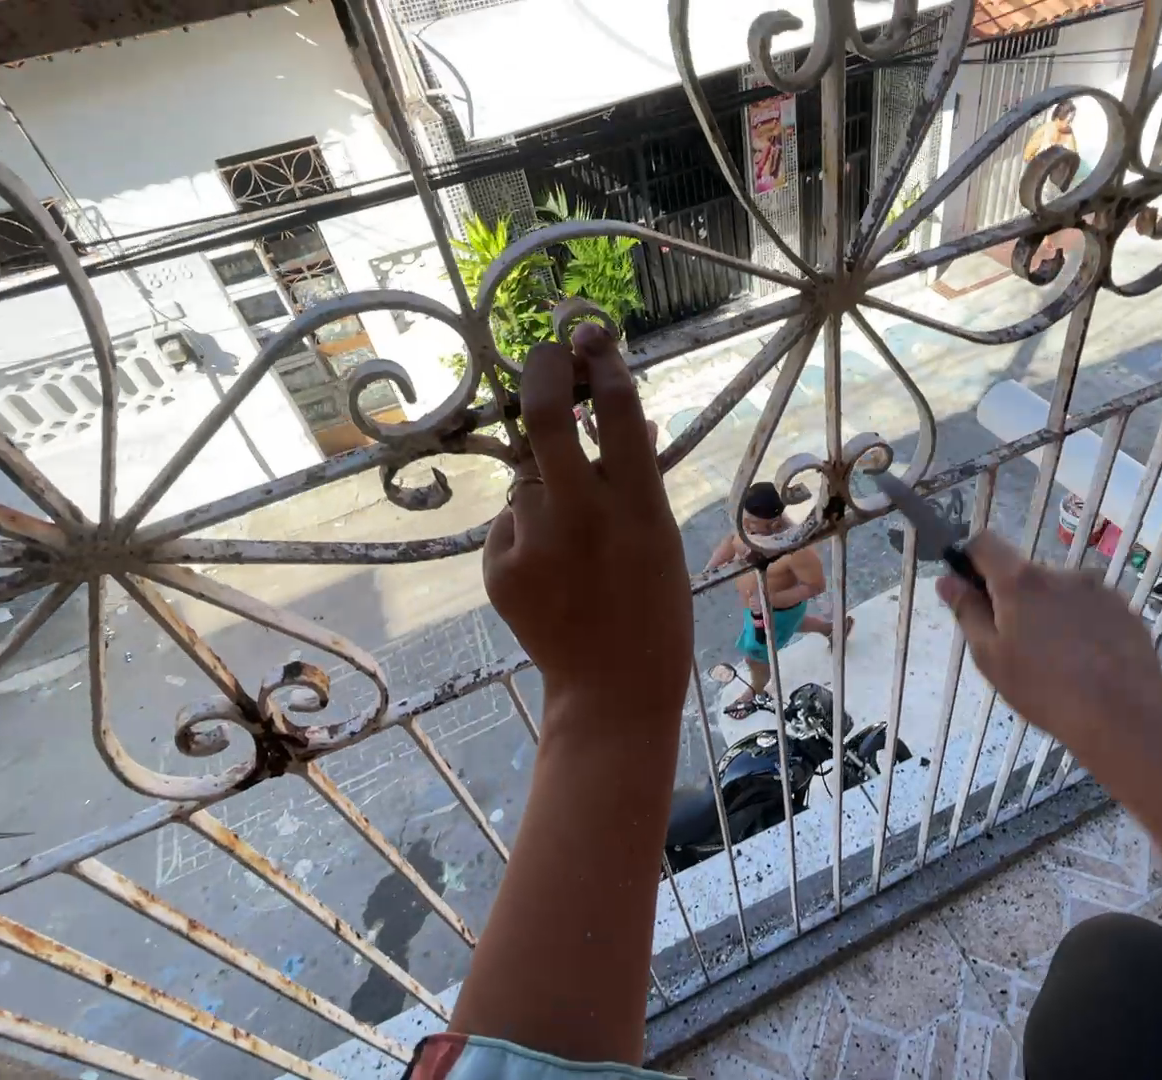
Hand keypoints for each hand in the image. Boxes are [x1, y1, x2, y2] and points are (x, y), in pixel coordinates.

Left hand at [483, 323, 690, 731]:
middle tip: (548, 355)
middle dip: (544, 371)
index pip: (617, 409)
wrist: (613, 689)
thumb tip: (634, 421)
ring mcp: (534, 541)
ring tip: (570, 539)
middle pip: (546, 417)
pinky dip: (528, 533)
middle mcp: (581, 514)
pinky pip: (511, 524)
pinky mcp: (499, 566)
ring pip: (527, 480)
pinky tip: (551, 572)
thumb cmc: (655, 613)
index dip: (602, 360)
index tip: (590, 336)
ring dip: (546, 487)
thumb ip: (641, 479)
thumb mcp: (662, 538)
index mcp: (638, 507)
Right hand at [935, 531, 1161, 764]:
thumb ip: (967, 611)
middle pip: (1023, 573)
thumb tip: (947, 580)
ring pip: (1057, 593)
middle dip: (1011, 598)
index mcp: (1020, 581)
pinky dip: (1079, 625)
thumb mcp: (990, 656)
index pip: (985, 543)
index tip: (969, 590)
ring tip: (1055, 660)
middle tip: (1013, 645)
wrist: (1126, 717)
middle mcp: (1060, 573)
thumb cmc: (1044, 689)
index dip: (970, 559)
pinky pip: (1088, 608)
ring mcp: (1098, 589)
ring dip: (1047, 613)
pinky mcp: (1124, 609)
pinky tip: (1085, 662)